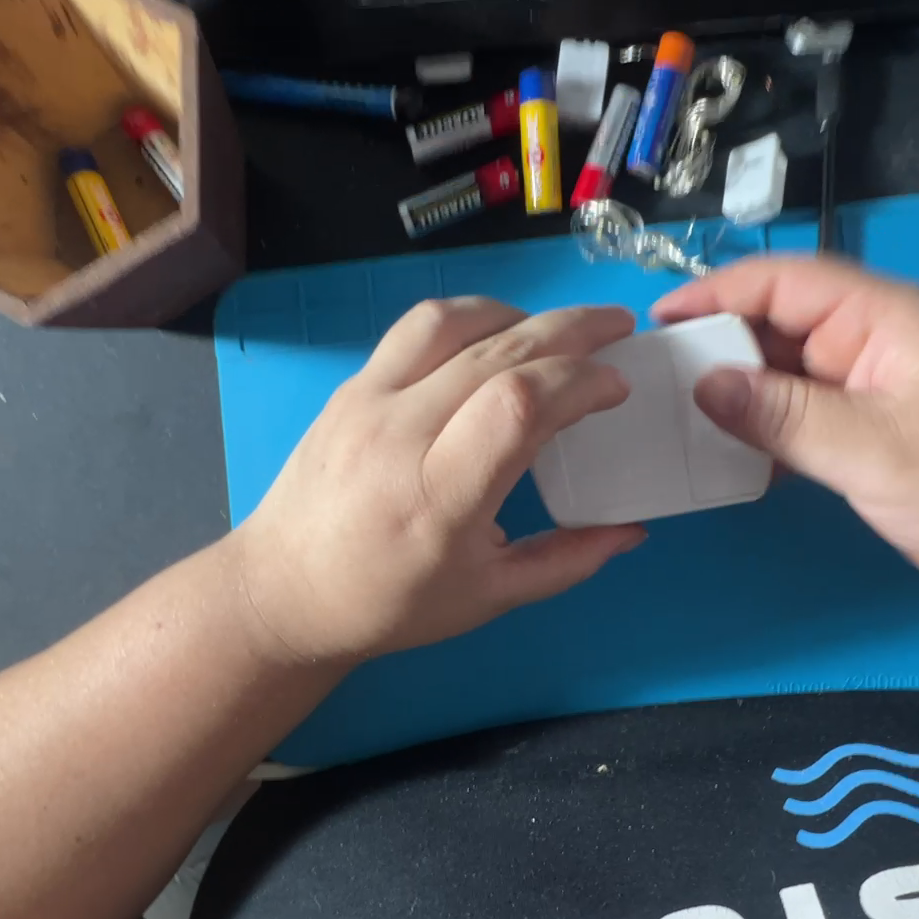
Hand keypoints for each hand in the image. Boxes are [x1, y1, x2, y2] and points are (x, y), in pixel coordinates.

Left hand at [228, 298, 646, 664]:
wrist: (286, 591)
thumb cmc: (392, 605)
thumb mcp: (488, 598)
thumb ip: (566, 561)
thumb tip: (632, 530)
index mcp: (439, 498)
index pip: (518, 405)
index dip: (579, 382)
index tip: (616, 386)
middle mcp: (400, 435)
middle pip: (497, 352)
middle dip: (571, 330)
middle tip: (618, 327)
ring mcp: (366, 401)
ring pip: (452, 323)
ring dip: (518, 313)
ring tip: (558, 330)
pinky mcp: (349, 387)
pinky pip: (415, 330)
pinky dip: (470, 319)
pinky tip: (497, 335)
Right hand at [654, 256, 918, 597]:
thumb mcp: (877, 449)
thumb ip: (785, 416)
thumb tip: (704, 383)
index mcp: (884, 319)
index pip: (786, 283)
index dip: (718, 292)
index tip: (658, 320)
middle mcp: (869, 344)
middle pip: (776, 327)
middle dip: (715, 346)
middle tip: (651, 379)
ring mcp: (865, 390)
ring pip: (781, 377)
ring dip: (732, 393)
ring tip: (669, 415)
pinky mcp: (864, 434)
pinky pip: (796, 420)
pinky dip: (759, 432)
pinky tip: (720, 454)